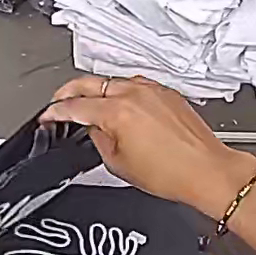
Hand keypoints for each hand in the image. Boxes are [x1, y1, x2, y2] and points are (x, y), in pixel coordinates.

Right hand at [40, 75, 255, 217]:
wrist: (207, 171)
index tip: (48, 116)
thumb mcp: (119, 164)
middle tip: (59, 103)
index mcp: (118, 111)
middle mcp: (135, 93)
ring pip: (113, 81)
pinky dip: (120, 92)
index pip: (75, 105)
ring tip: (88, 105)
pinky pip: (135, 85)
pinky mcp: (167, 93)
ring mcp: (153, 90)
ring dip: (96, 90)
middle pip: (90, 83)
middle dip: (69, 92)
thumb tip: (94, 129)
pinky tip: (119, 105)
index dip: (56, 112)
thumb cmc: (172, 173)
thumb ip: (99, 139)